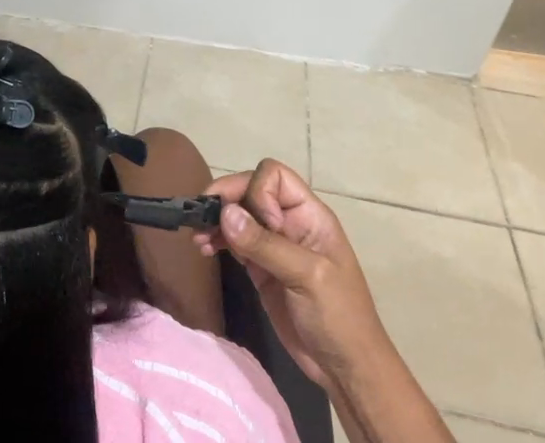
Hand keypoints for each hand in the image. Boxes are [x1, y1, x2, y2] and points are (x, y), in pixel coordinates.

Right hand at [194, 159, 387, 387]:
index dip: (257, 191)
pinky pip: (235, 242)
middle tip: (203, 219)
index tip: (254, 222)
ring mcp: (275, 245)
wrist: (345, 367)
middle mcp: (290, 222)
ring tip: (198, 239)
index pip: (274, 177)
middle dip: (226, 200)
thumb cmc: (338, 316)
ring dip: (216, 220)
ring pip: (239, 215)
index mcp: (310, 215)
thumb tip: (225, 213)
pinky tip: (204, 249)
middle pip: (251, 191)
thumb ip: (266, 244)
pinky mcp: (261, 268)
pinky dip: (217, 240)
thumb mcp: (308, 277)